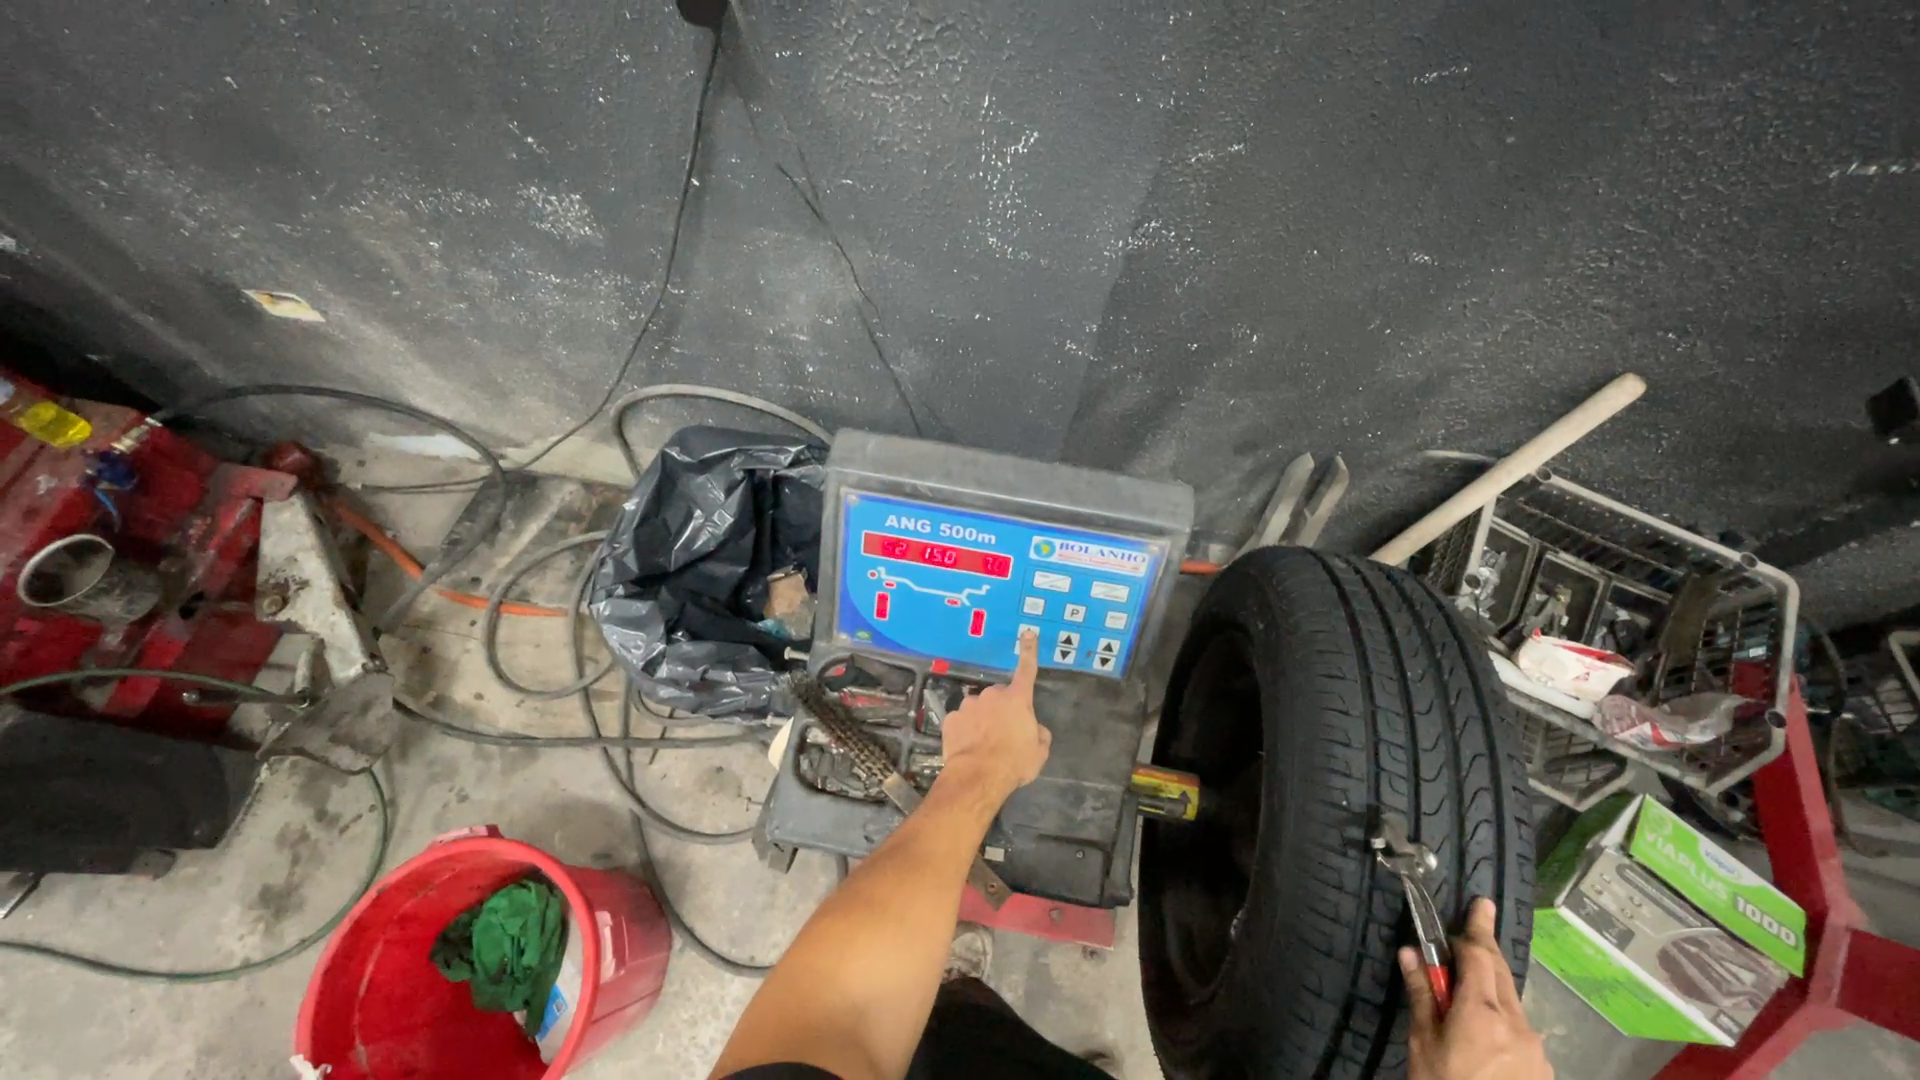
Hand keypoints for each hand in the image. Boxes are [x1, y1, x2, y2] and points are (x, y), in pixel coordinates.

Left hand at [938, 629, 1051, 803]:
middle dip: (1002, 709)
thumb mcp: (1039, 751)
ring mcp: (969, 705)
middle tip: (1005, 734)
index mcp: (1017, 699)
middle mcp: (992, 695)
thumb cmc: (1014, 762)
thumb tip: (1034, 728)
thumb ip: (1039, 734)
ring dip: (982, 719)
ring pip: (978, 708)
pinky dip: (965, 731)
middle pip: (1000, 697)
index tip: (1028, 633)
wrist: (978, 776)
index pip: (1027, 670)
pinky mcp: (951, 719)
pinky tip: (968, 747)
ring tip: (984, 744)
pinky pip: (961, 721)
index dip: (1029, 651)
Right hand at [1403, 897, 1551, 1079]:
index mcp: (1483, 1012)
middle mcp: (1517, 1024)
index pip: (1480, 955)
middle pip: (1501, 973)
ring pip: (1511, 1002)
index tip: (1480, 904)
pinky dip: (1499, 1015)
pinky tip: (1483, 1033)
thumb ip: (1422, 995)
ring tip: (1465, 991)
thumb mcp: (1422, 1043)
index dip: (1475, 928)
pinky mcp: (1542, 1070)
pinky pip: (1518, 1028)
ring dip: (1490, 986)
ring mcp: (1535, 1049)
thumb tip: (1413, 954)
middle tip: (1475, 925)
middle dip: (1485, 950)